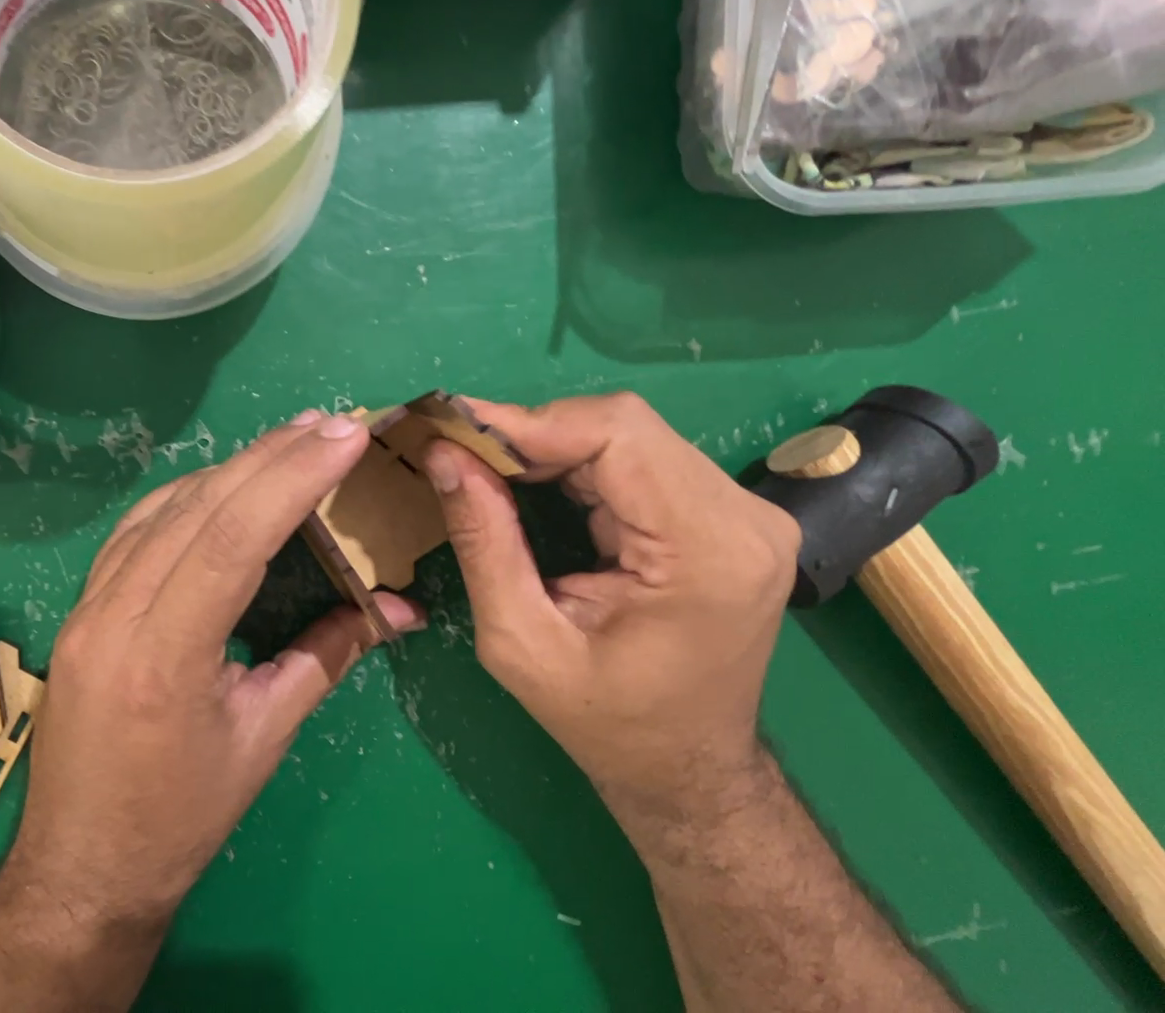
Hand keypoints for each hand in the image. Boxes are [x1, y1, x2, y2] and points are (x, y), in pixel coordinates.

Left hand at [8, 411, 425, 926]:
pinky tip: (219, 489)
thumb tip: (395, 610)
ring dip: (226, 471)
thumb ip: (325, 657)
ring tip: (286, 444)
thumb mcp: (263, 738)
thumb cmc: (181, 818)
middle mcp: (113, 616)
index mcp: (163, 656)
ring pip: (158, 511)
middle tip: (327, 424)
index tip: (343, 436)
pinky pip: (132, 534)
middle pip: (193, 509)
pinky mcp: (79, 611)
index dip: (290, 477)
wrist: (84, 864)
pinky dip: (182, 501)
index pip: (228, 538)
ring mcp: (86, 610)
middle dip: (267, 458)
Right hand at [422, 394, 800, 805]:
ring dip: (551, 446)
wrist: (685, 767)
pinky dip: (576, 462)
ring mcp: (745, 513)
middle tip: (459, 449)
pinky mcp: (728, 516)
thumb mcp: (520, 642)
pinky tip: (531, 481)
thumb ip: (484, 542)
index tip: (453, 427)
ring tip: (484, 465)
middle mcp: (743, 518)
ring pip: (630, 435)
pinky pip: (641, 460)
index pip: (617, 434)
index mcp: (705, 551)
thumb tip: (444, 454)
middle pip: (624, 427)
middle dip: (532, 433)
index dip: (529, 421)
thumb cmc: (603, 722)